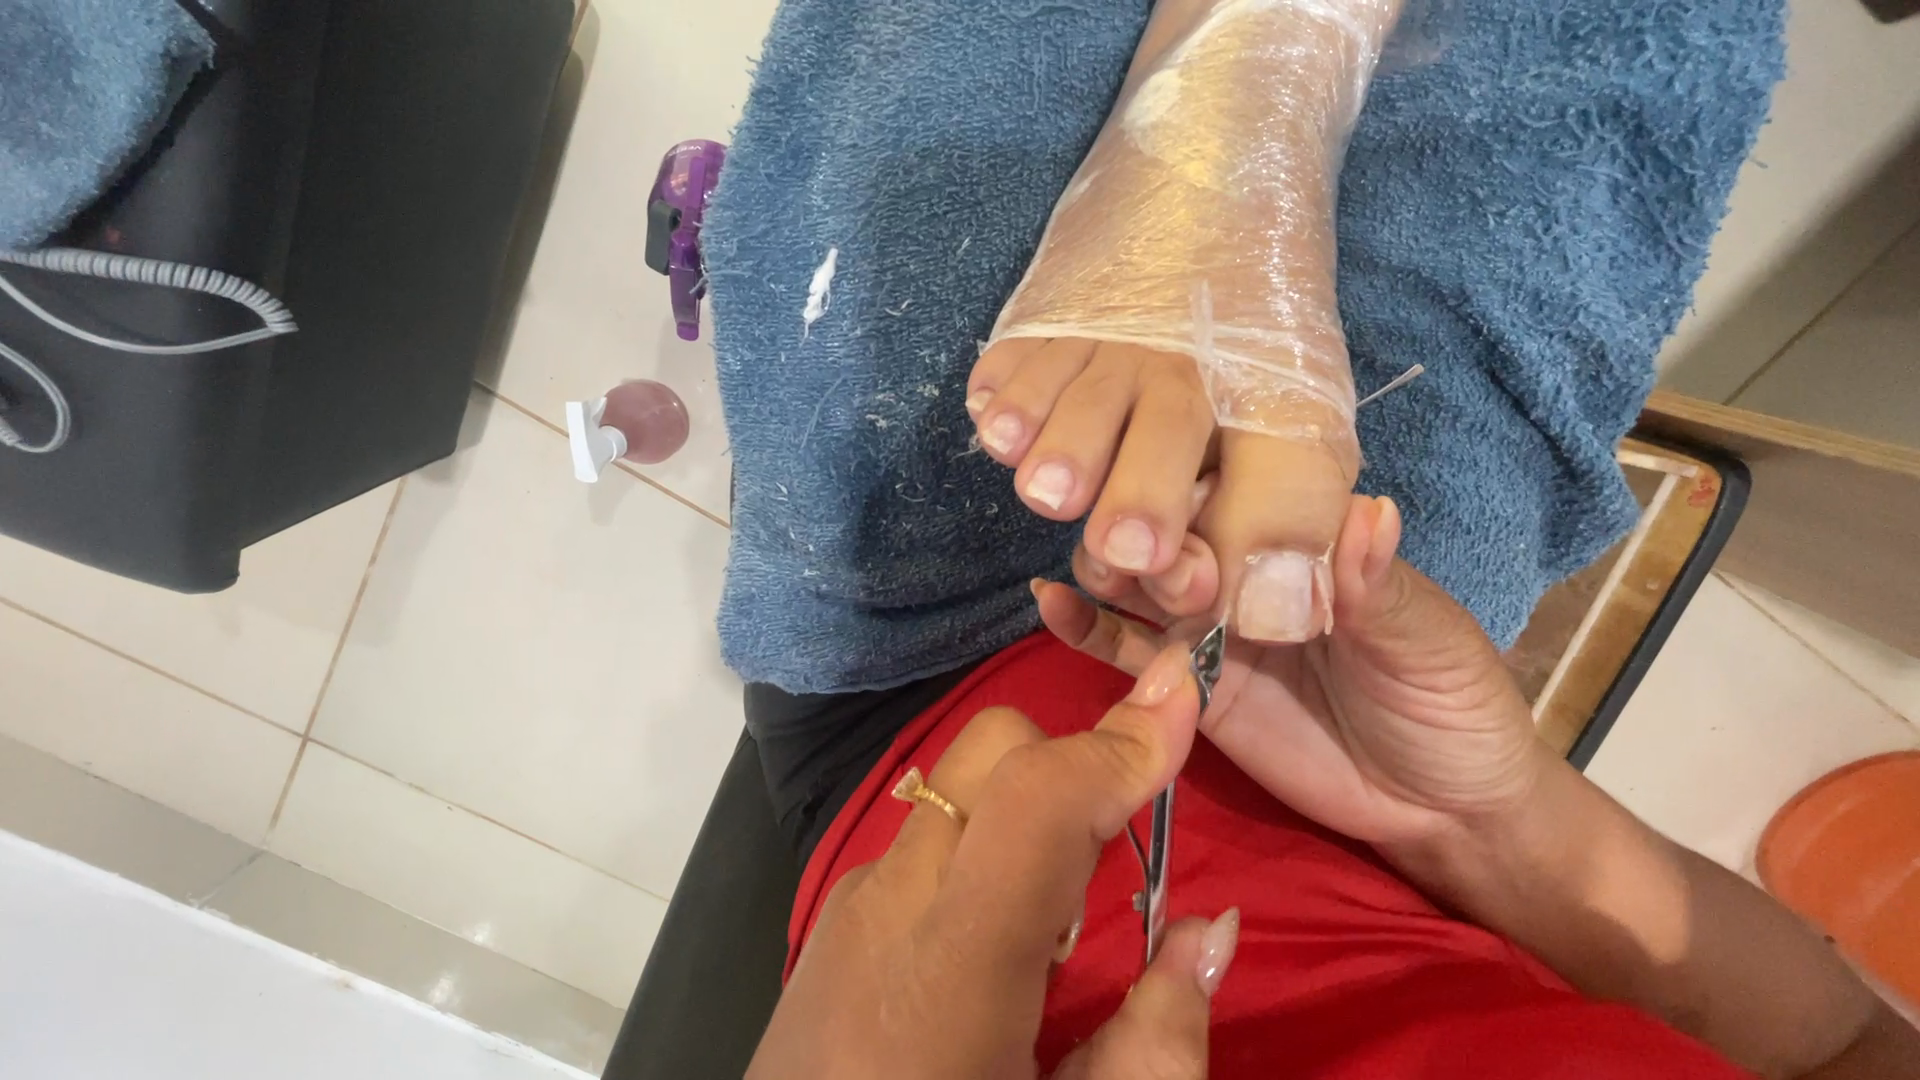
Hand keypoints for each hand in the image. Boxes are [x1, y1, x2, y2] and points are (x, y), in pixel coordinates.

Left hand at [747, 647, 1240, 1079]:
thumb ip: (1156, 1043)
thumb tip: (1209, 928)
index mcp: (954, 962)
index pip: (1037, 797)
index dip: (1117, 744)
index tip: (1180, 700)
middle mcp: (893, 899)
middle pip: (989, 750)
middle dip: (1069, 761)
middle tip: (1114, 847)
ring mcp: (855, 898)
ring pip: (957, 783)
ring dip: (1028, 805)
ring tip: (1055, 914)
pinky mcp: (838, 910)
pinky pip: (927, 832)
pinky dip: (983, 842)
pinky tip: (994, 937)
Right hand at [1035, 494, 1550, 848]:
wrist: (1434, 805)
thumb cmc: (1450, 702)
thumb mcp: (1426, 639)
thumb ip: (1377, 585)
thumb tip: (1367, 507)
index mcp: (1298, 540)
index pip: (1237, 487)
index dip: (1202, 478)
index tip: (1180, 481)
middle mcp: (1239, 569)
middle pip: (1171, 527)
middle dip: (1151, 528)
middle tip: (1161, 559)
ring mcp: (1202, 625)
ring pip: (1135, 580)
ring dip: (1108, 564)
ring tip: (1099, 568)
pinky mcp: (1180, 682)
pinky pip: (1122, 648)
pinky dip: (1084, 625)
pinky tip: (1048, 604)